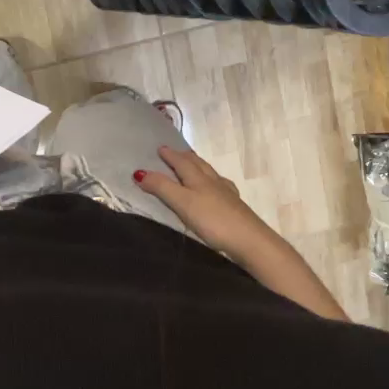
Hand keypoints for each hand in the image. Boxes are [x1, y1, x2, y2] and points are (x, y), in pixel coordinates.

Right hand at [134, 146, 284, 261]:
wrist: (249, 240)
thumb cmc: (213, 220)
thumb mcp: (182, 203)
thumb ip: (162, 188)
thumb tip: (139, 172)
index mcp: (199, 179)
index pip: (181, 163)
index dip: (170, 155)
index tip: (160, 148)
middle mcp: (213, 182)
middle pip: (197, 164)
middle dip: (184, 156)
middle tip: (174, 152)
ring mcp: (226, 193)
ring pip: (210, 173)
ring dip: (198, 166)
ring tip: (192, 164)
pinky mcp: (235, 206)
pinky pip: (221, 186)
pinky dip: (213, 181)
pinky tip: (216, 187)